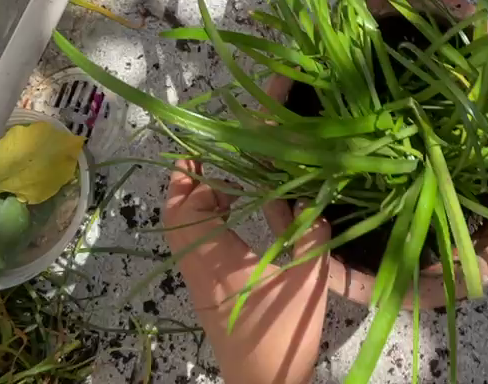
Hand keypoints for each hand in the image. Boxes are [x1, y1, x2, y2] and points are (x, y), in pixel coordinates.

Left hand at [164, 161, 330, 383]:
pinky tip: (233, 212)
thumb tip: (311, 196)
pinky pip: (195, 246)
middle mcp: (201, 268)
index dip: (191, 180)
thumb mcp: (308, 282)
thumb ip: (311, 234)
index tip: (206, 152)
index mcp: (219, 261)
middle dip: (185, 184)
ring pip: (183, 233)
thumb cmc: (284, 335)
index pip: (188, 211)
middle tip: (205, 155)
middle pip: (176, 219)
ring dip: (195, 202)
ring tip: (223, 178)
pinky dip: (204, 221)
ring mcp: (200, 282)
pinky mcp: (208, 293)